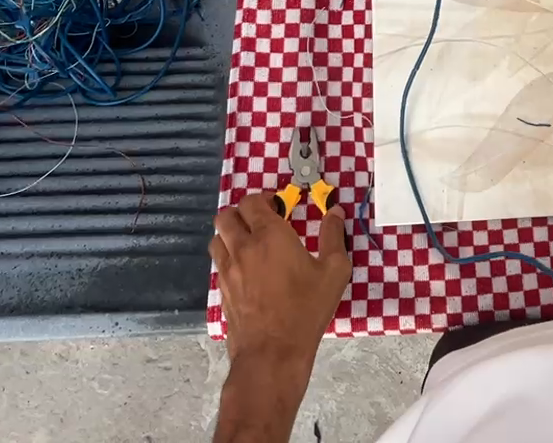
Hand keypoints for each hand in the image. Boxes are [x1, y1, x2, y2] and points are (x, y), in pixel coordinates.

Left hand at [209, 193, 352, 442]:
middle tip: (262, 221)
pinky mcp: (222, 291)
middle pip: (226, 216)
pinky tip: (247, 268)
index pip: (252, 202)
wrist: (272, 354)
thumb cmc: (306, 309)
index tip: (279, 207)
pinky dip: (228, 256)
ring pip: (217, 238)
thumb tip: (335, 212)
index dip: (264, 199)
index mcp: (269, 235)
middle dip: (242, 212)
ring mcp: (228, 270)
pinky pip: (218, 262)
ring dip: (231, 233)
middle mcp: (243, 247)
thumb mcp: (334, 270)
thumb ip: (334, 236)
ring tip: (251, 242)